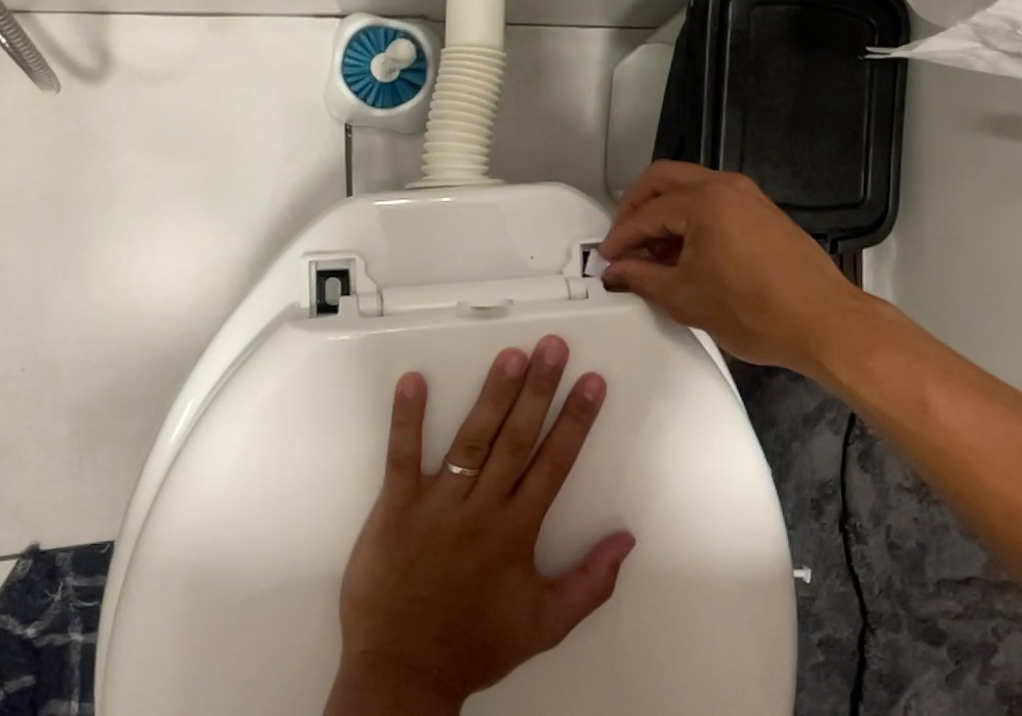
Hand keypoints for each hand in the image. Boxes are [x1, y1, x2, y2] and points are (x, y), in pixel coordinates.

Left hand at [326, 336, 635, 714]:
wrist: (405, 673)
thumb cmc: (475, 646)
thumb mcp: (545, 623)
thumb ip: (591, 582)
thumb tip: (624, 542)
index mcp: (518, 531)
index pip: (555, 463)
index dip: (576, 420)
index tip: (591, 384)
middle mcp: (483, 509)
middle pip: (518, 438)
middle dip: (539, 389)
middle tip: (553, 348)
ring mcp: (438, 505)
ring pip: (471, 439)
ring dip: (492, 395)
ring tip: (509, 356)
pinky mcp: (397, 508)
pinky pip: (402, 456)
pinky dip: (407, 419)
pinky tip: (412, 382)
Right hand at [598, 161, 903, 378]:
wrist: (824, 323)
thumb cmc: (759, 312)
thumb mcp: (686, 298)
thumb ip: (642, 278)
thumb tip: (620, 271)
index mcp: (705, 202)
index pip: (646, 212)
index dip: (620, 237)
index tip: (608, 258)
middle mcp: (727, 187)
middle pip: (663, 180)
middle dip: (635, 208)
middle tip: (622, 241)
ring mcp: (749, 196)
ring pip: (690, 187)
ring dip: (663, 211)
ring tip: (650, 251)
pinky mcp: (763, 212)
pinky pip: (714, 200)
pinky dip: (690, 217)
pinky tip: (683, 252)